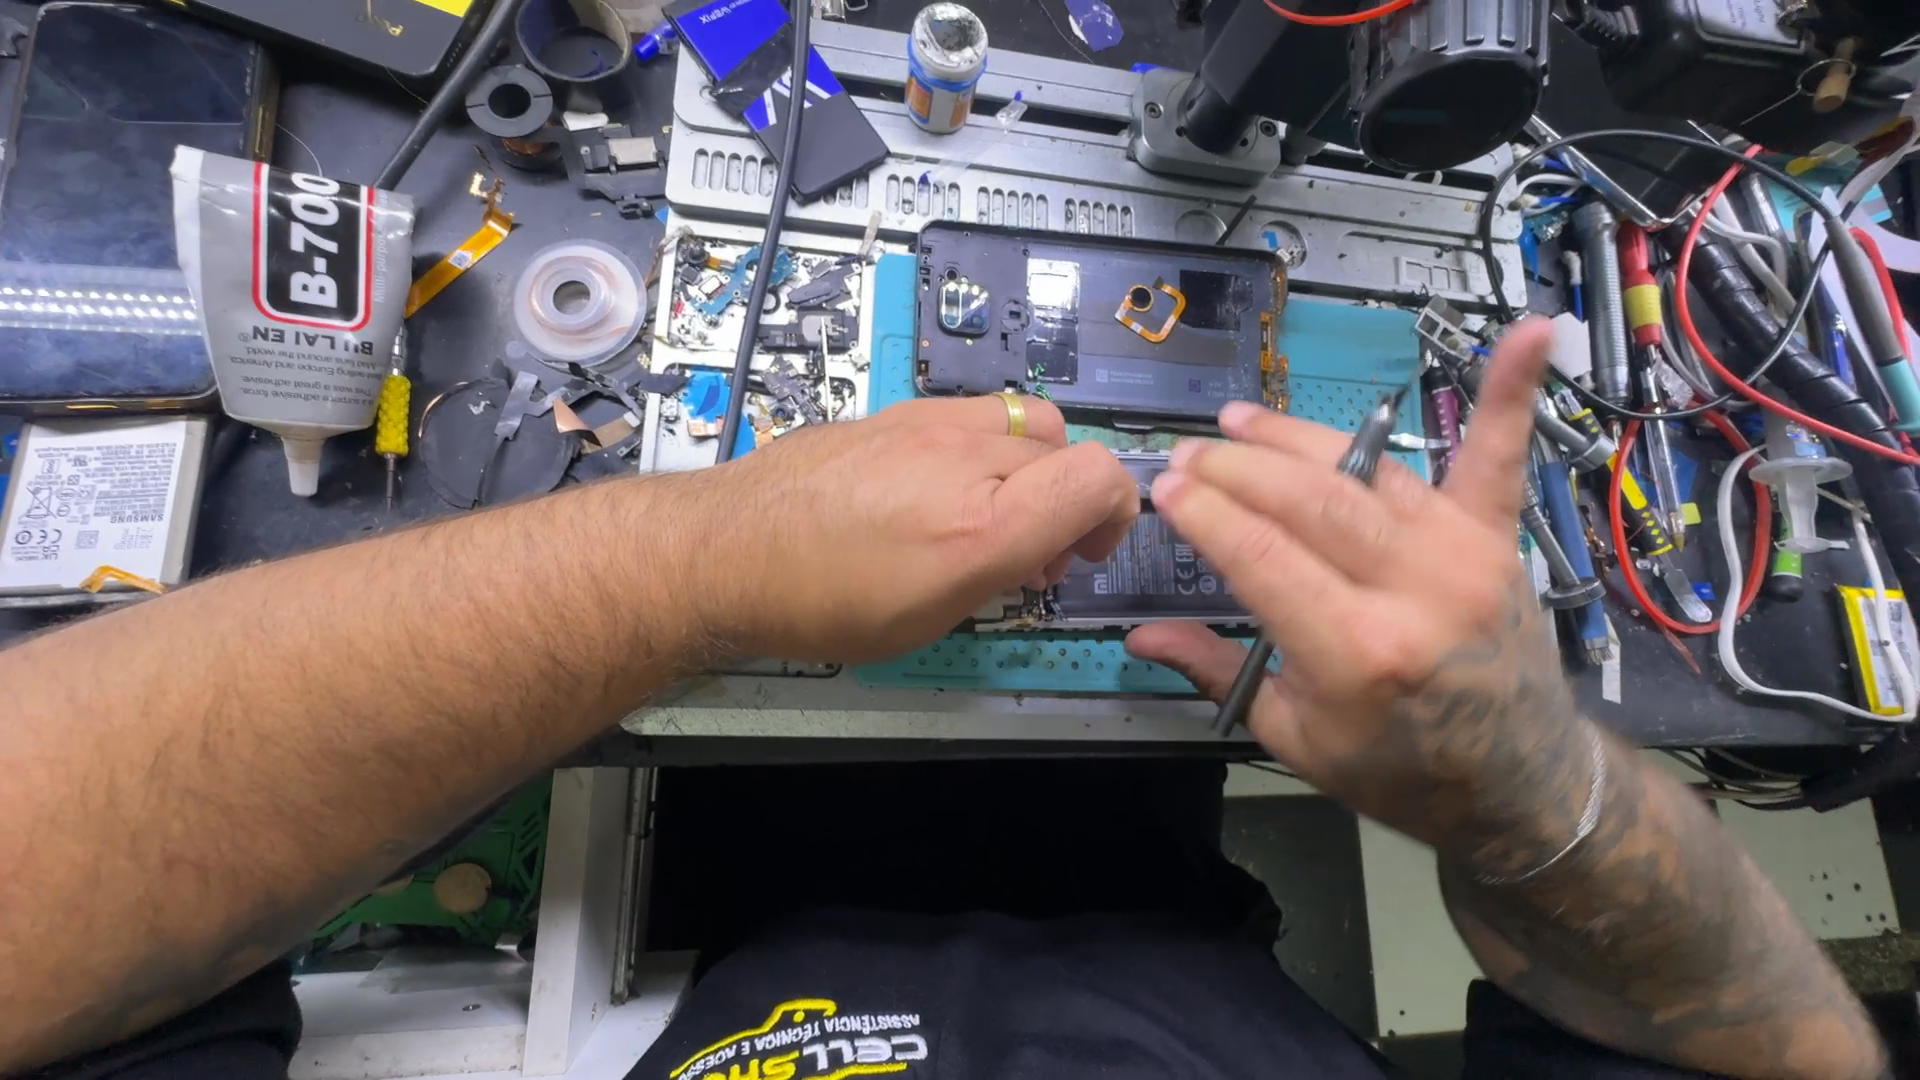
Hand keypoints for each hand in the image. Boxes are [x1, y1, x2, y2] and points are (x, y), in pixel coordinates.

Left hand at [693, 395, 1139, 662]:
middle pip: (1067, 451)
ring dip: (1034, 466)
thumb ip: (1003, 570)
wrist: (728, 549)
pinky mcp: (899, 409)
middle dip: (1069, 503)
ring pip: (1028, 422)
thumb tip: (1038, 545)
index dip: (1115, 512)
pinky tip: (948, 484)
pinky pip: (977, 415)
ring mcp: (928, 422)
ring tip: (997, 510)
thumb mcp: (930, 618)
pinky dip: (990, 448)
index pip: (1100, 476)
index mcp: (980, 524)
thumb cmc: (821, 602)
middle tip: (1033, 552)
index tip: (1084, 549)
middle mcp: (964, 458)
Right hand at [1126, 321, 1577, 850]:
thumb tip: (1138, 635)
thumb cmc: (1392, 766)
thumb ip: (1215, 670)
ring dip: (1292, 435)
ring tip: (1237, 418)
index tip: (1165, 487)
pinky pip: (1497, 460)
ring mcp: (1463, 555)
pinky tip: (1532, 330)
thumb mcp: (1290, 736)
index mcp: (1355, 651)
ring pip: (1360, 469)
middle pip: (1305, 500)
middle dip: (1233, 468)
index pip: (1259, 553)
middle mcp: (1414, 590)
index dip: (1203, 512)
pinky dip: (1511, 394)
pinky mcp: (1496, 539)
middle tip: (1187, 455)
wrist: (1518, 784)